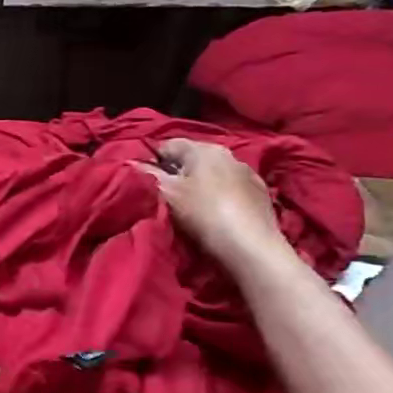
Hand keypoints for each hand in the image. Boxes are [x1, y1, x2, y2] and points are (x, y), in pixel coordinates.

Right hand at [139, 139, 290, 264]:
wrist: (251, 247)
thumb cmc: (203, 214)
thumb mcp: (166, 193)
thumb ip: (147, 174)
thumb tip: (130, 162)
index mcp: (203, 148)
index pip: (168, 145)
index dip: (153, 160)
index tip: (146, 181)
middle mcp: (228, 153)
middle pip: (193, 159)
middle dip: (179, 173)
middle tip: (166, 196)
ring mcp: (248, 173)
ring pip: (214, 173)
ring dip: (201, 185)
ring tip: (192, 208)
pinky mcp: (261, 194)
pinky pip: (231, 189)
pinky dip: (221, 196)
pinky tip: (216, 215)